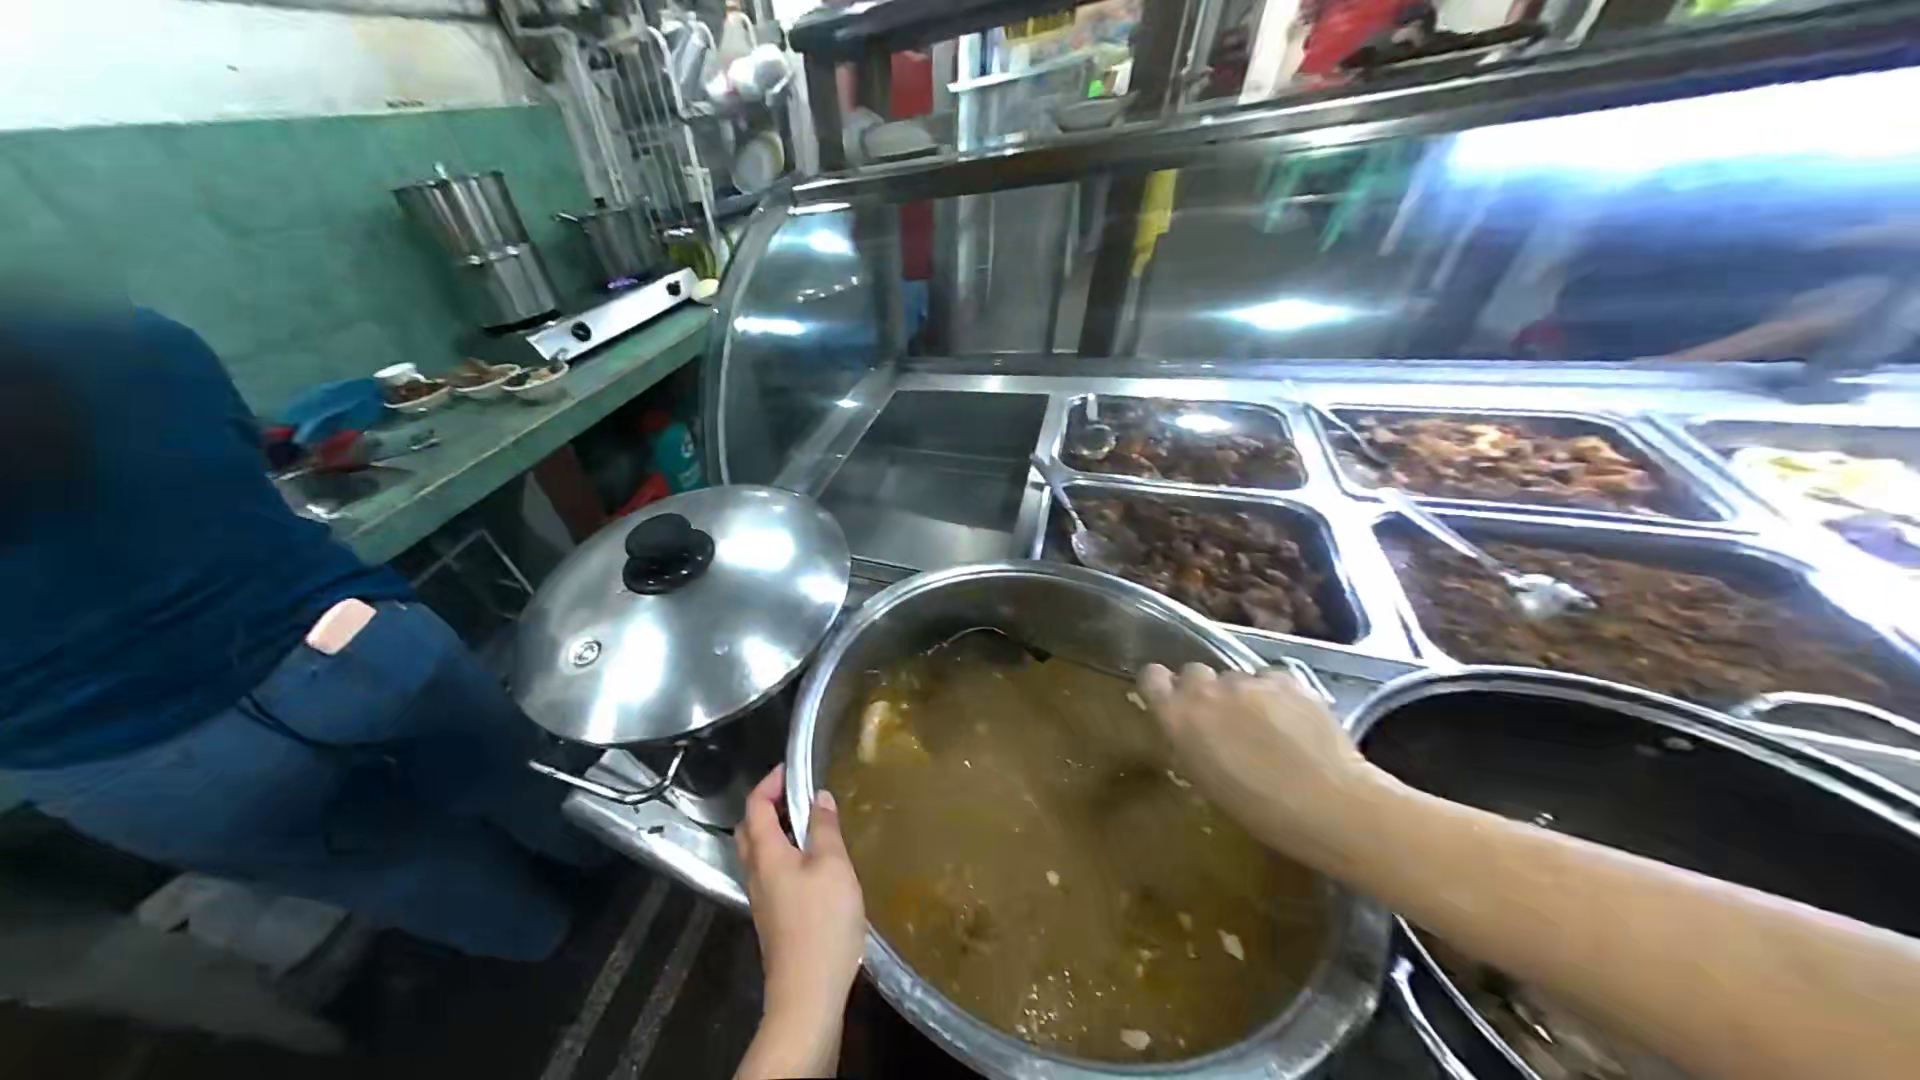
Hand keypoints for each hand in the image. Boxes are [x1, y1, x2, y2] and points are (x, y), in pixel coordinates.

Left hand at [735, 764, 864, 1077]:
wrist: (808, 993)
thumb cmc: (822, 921)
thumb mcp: (832, 865)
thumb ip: (824, 828)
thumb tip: (819, 796)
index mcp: (766, 855)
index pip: (754, 807)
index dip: (769, 782)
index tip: (790, 768)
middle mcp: (757, 874)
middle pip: (749, 830)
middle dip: (767, 805)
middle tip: (796, 792)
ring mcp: (763, 899)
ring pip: (759, 853)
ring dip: (776, 830)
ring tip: (808, 820)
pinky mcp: (774, 918)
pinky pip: (772, 872)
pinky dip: (785, 853)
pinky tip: (813, 860)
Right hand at [1139, 663, 1382, 863]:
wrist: (1330, 805)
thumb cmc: (1259, 809)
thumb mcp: (1204, 779)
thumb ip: (1188, 740)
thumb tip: (1188, 726)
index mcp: (1178, 716)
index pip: (1151, 676)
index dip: (1162, 686)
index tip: (1172, 699)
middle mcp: (1207, 690)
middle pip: (1193, 672)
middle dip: (1203, 690)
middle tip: (1222, 719)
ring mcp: (1247, 681)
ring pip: (1235, 677)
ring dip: (1242, 695)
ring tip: (1267, 726)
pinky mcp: (1285, 679)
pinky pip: (1270, 679)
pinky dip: (1276, 694)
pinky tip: (1293, 721)